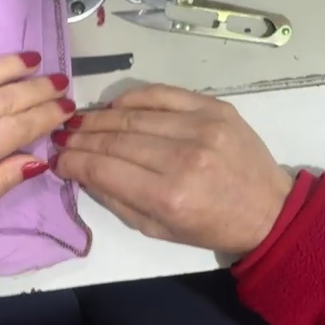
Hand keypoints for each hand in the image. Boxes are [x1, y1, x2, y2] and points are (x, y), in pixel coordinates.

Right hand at [53, 85, 292, 254]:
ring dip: (100, 117)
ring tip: (81, 121)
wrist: (267, 209)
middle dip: (81, 138)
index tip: (57, 158)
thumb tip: (80, 171)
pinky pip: (163, 94)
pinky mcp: (216, 108)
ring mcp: (202, 128)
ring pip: (134, 115)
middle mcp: (183, 158)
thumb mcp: (157, 230)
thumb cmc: (209, 227)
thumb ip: (116, 199)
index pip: (103, 168)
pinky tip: (114, 106)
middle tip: (61, 137)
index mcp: (168, 197)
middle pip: (115, 139)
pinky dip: (133, 97)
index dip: (73, 161)